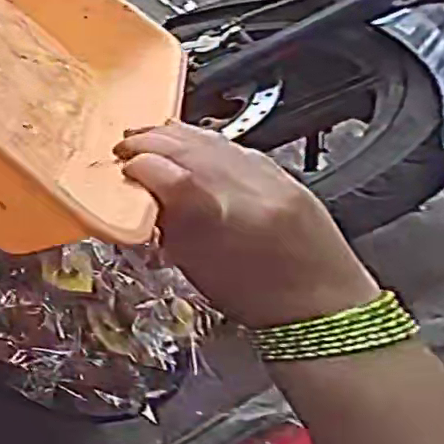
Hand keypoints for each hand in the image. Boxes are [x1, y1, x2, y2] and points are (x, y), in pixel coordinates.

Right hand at [116, 121, 381, 328]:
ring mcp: (271, 180)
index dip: (135, 165)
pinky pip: (237, 147)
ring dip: (173, 135)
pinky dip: (205, 140)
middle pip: (187, 148)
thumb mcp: (189, 259)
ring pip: (213, 140)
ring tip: (148, 136)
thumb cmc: (250, 294)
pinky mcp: (287, 177)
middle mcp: (247, 191)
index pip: (166, 172)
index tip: (122, 170)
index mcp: (217, 218)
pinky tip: (189, 142)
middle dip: (148, 142)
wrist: (322, 309)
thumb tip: (140, 190)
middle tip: (124, 147)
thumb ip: (164, 218)